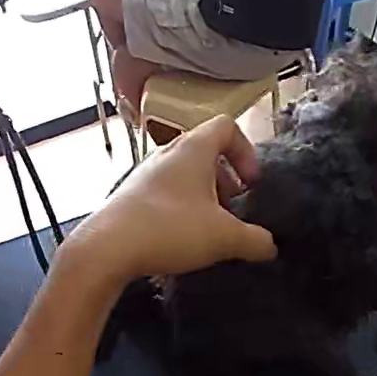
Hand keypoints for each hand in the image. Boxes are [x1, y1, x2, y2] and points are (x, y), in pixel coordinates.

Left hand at [62, 116, 277, 284]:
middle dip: (227, 181)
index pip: (226, 127)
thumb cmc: (171, 229)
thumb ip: (255, 240)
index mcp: (193, 149)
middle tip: (233, 211)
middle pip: (206, 153)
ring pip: (185, 175)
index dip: (246, 152)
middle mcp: (167, 154)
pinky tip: (183, 240)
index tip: (250, 185)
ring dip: (205, 198)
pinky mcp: (131, 197)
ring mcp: (145, 174)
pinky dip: (183, 210)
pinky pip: (167, 194)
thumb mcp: (225, 238)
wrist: (107, 248)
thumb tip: (269, 246)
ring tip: (210, 230)